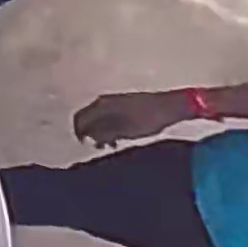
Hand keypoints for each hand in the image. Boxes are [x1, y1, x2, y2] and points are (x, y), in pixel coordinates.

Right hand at [73, 91, 193, 147]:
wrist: (169, 107)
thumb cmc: (147, 119)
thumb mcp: (124, 130)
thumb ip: (104, 133)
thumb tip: (88, 136)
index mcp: (100, 105)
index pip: (80, 117)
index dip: (78, 131)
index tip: (84, 143)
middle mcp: (103, 100)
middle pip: (87, 116)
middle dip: (90, 131)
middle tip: (98, 145)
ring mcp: (113, 101)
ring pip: (98, 116)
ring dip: (100, 130)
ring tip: (111, 143)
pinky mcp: (123, 103)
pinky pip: (108, 115)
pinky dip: (109, 126)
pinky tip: (120, 135)